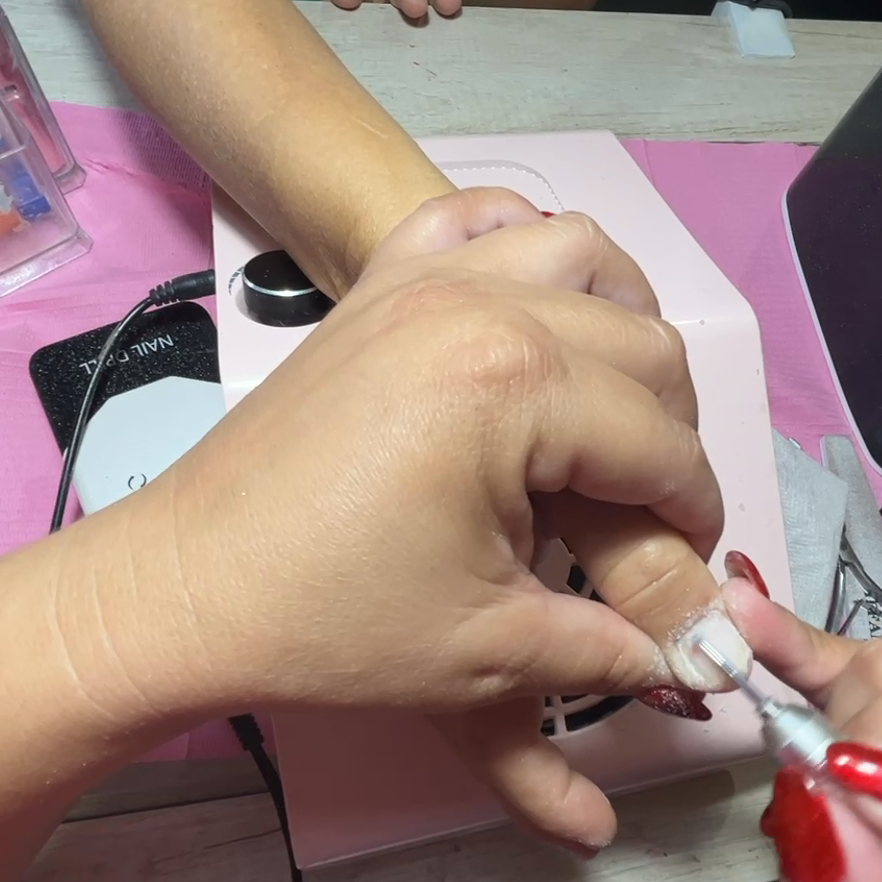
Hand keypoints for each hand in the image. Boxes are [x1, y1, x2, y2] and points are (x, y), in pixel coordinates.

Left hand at [56, 190, 737, 853]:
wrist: (187, 590)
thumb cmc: (327, 626)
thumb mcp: (484, 655)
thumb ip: (608, 650)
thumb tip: (695, 661)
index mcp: (513, 388)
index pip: (661, 443)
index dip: (695, 510)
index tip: (693, 559)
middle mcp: (480, 301)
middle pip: (645, 344)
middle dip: (671, 432)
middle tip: (648, 505)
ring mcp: (423, 276)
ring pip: (583, 253)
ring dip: (622, 326)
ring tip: (606, 406)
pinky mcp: (380, 283)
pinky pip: (479, 219)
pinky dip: (527, 251)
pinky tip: (530, 308)